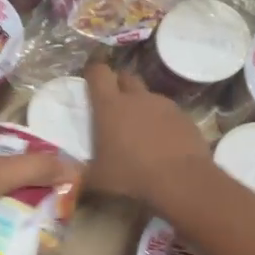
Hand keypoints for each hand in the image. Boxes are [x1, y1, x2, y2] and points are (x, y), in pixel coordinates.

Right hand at [82, 61, 214, 202]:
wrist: (182, 182)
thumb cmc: (131, 176)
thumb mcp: (96, 179)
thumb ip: (81, 172)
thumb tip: (70, 176)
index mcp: (110, 106)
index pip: (98, 73)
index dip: (93, 73)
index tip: (89, 81)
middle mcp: (137, 98)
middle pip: (126, 76)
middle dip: (118, 84)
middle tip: (112, 104)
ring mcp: (164, 106)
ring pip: (148, 96)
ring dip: (141, 106)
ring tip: (139, 130)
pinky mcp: (185, 118)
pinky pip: (168, 113)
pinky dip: (161, 122)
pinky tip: (161, 143)